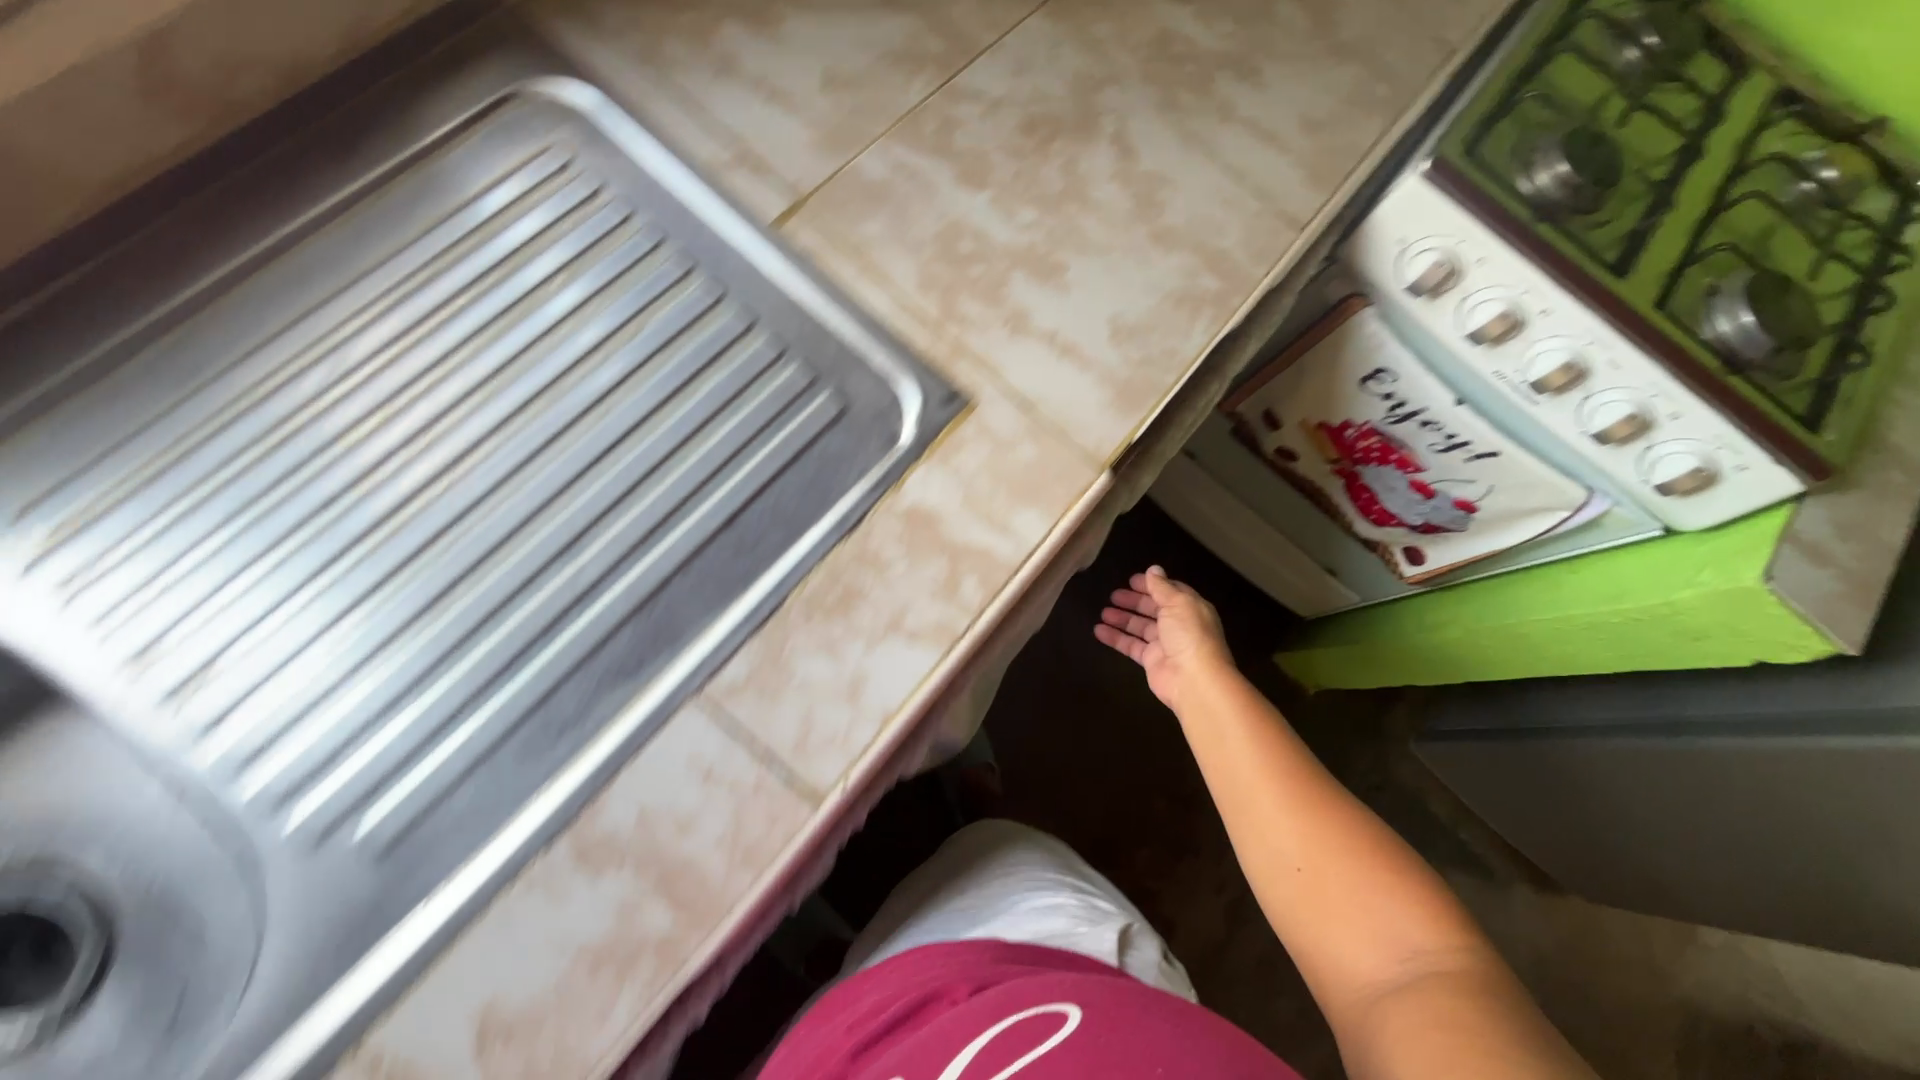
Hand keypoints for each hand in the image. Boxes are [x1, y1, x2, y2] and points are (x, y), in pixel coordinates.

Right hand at [1094, 565, 1234, 710]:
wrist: (1194, 678)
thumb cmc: (1189, 634)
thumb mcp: (1177, 603)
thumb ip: (1162, 586)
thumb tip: (1153, 569)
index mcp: (1189, 608)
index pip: (1169, 591)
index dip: (1152, 585)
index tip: (1131, 580)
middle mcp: (1178, 624)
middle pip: (1153, 609)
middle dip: (1134, 601)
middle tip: (1113, 595)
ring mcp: (1164, 644)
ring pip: (1140, 627)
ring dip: (1123, 618)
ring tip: (1103, 612)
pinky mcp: (1151, 661)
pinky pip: (1131, 645)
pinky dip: (1115, 638)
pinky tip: (1099, 631)